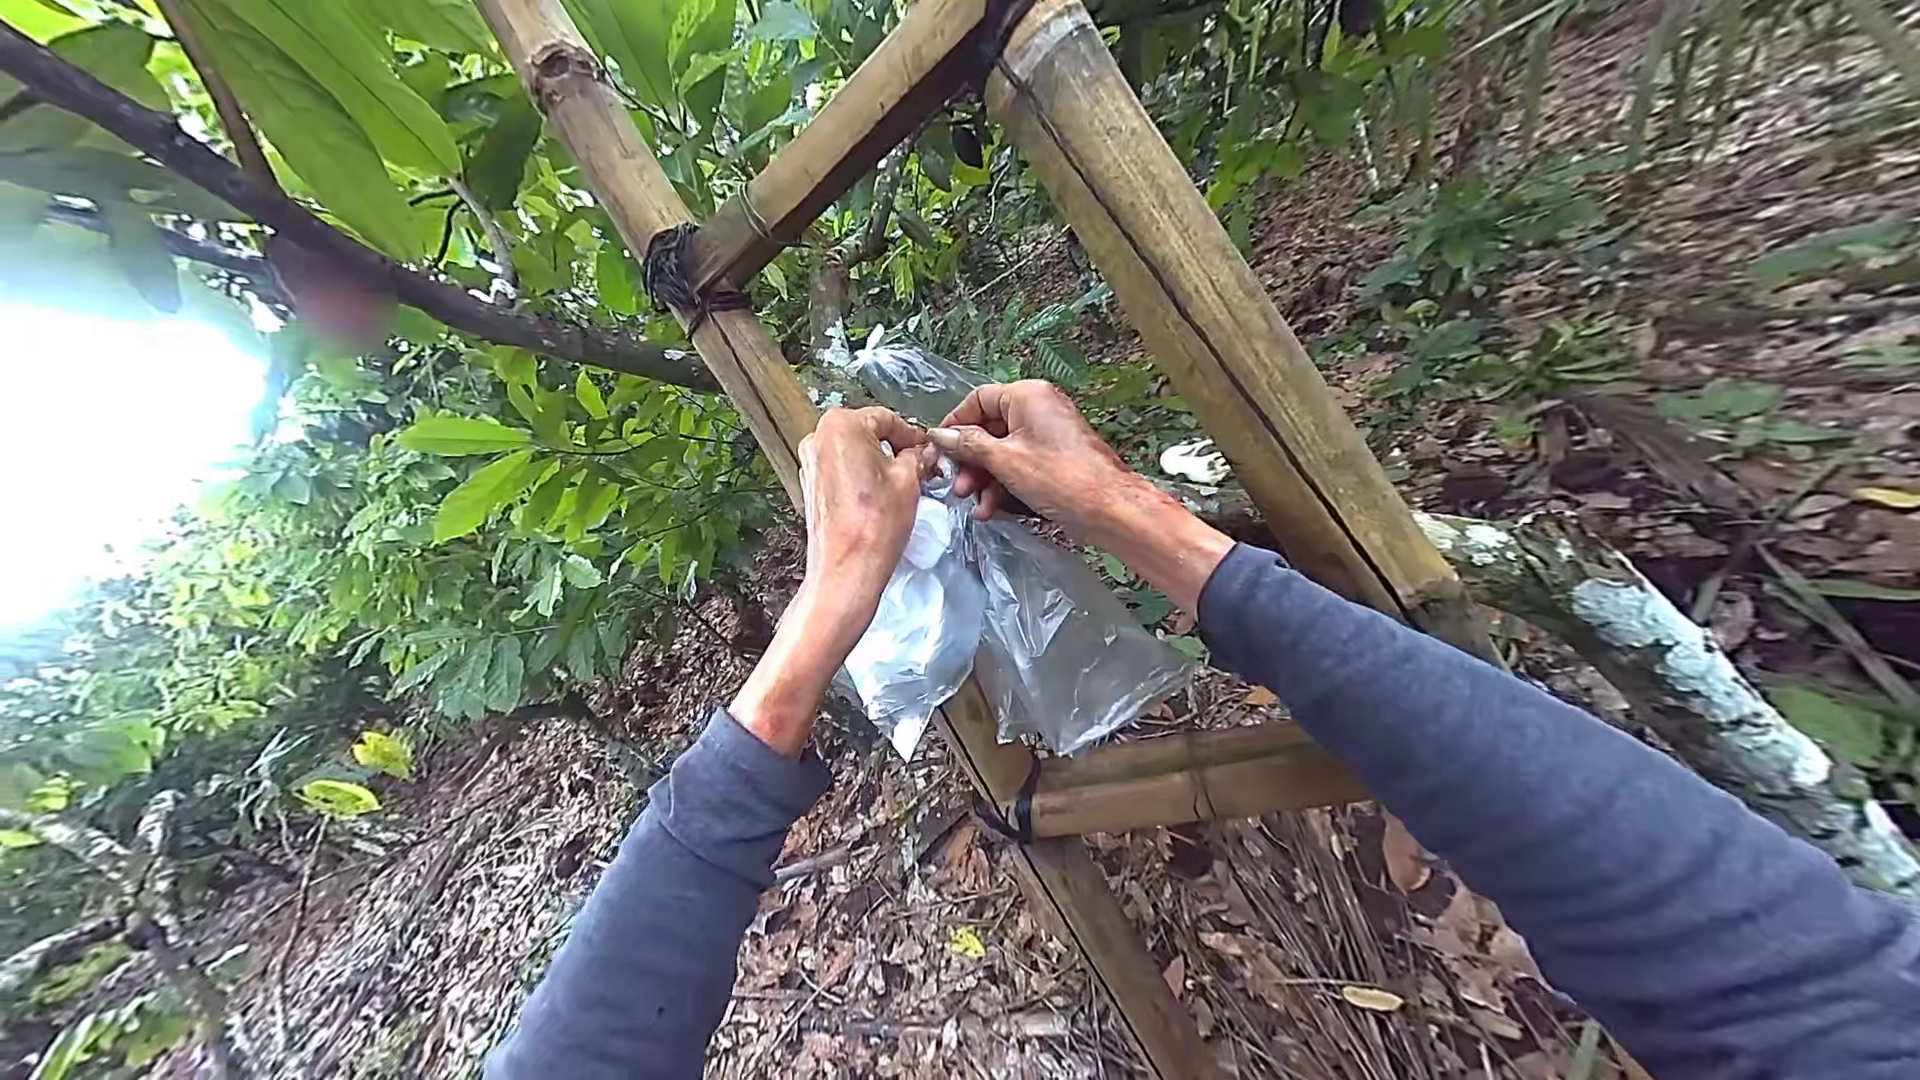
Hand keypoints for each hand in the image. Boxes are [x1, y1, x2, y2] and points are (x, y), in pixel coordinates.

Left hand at [732, 407, 931, 755]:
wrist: (846, 570)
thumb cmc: (876, 523)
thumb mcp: (909, 480)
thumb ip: (918, 456)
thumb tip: (924, 450)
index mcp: (841, 425)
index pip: (887, 418)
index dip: (913, 435)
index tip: (929, 451)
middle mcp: (819, 438)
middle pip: (868, 433)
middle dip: (895, 449)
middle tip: (921, 469)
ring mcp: (811, 464)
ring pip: (855, 453)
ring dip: (880, 464)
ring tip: (904, 487)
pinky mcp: (811, 487)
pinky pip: (843, 471)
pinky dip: (863, 478)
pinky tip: (882, 499)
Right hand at [928, 380, 1132, 528]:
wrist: (1107, 509)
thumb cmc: (1060, 477)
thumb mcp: (1004, 460)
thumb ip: (969, 445)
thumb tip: (941, 435)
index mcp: (1027, 395)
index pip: (978, 399)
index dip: (955, 423)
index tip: (938, 447)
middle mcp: (1037, 409)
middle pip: (988, 428)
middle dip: (969, 460)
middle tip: (956, 484)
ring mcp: (1046, 435)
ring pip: (1001, 452)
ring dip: (984, 478)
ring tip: (973, 502)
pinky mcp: (1052, 460)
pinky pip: (1018, 466)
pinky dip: (1003, 485)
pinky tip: (991, 509)